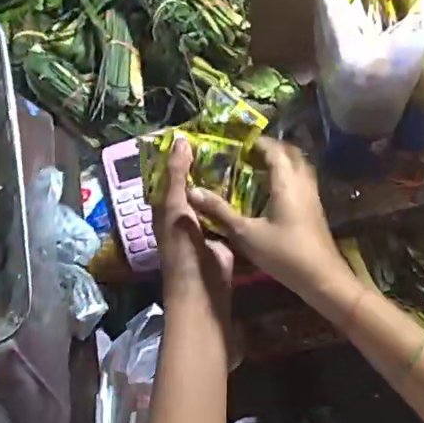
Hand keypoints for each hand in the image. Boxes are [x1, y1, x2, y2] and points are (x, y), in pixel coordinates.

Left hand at [157, 136, 234, 306]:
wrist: (204, 289)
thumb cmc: (182, 249)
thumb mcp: (174, 208)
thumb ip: (177, 176)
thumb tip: (181, 140)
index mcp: (167, 207)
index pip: (173, 175)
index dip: (183, 156)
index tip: (201, 133)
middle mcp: (186, 215)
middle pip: (198, 185)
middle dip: (210, 167)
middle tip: (231, 141)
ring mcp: (208, 226)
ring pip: (216, 198)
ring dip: (228, 183)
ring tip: (246, 156)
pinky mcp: (227, 235)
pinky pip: (232, 214)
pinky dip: (241, 202)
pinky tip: (256, 184)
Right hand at [187, 138, 353, 305]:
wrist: (321, 277)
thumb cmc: (284, 253)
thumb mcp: (246, 234)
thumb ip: (220, 212)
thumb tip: (193, 192)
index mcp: (286, 183)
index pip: (274, 150)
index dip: (257, 143)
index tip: (238, 143)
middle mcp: (303, 183)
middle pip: (291, 153)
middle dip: (271, 148)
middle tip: (249, 152)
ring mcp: (312, 195)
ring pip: (300, 166)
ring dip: (282, 161)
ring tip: (259, 167)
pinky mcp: (316, 208)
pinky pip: (303, 180)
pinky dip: (289, 176)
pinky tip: (274, 190)